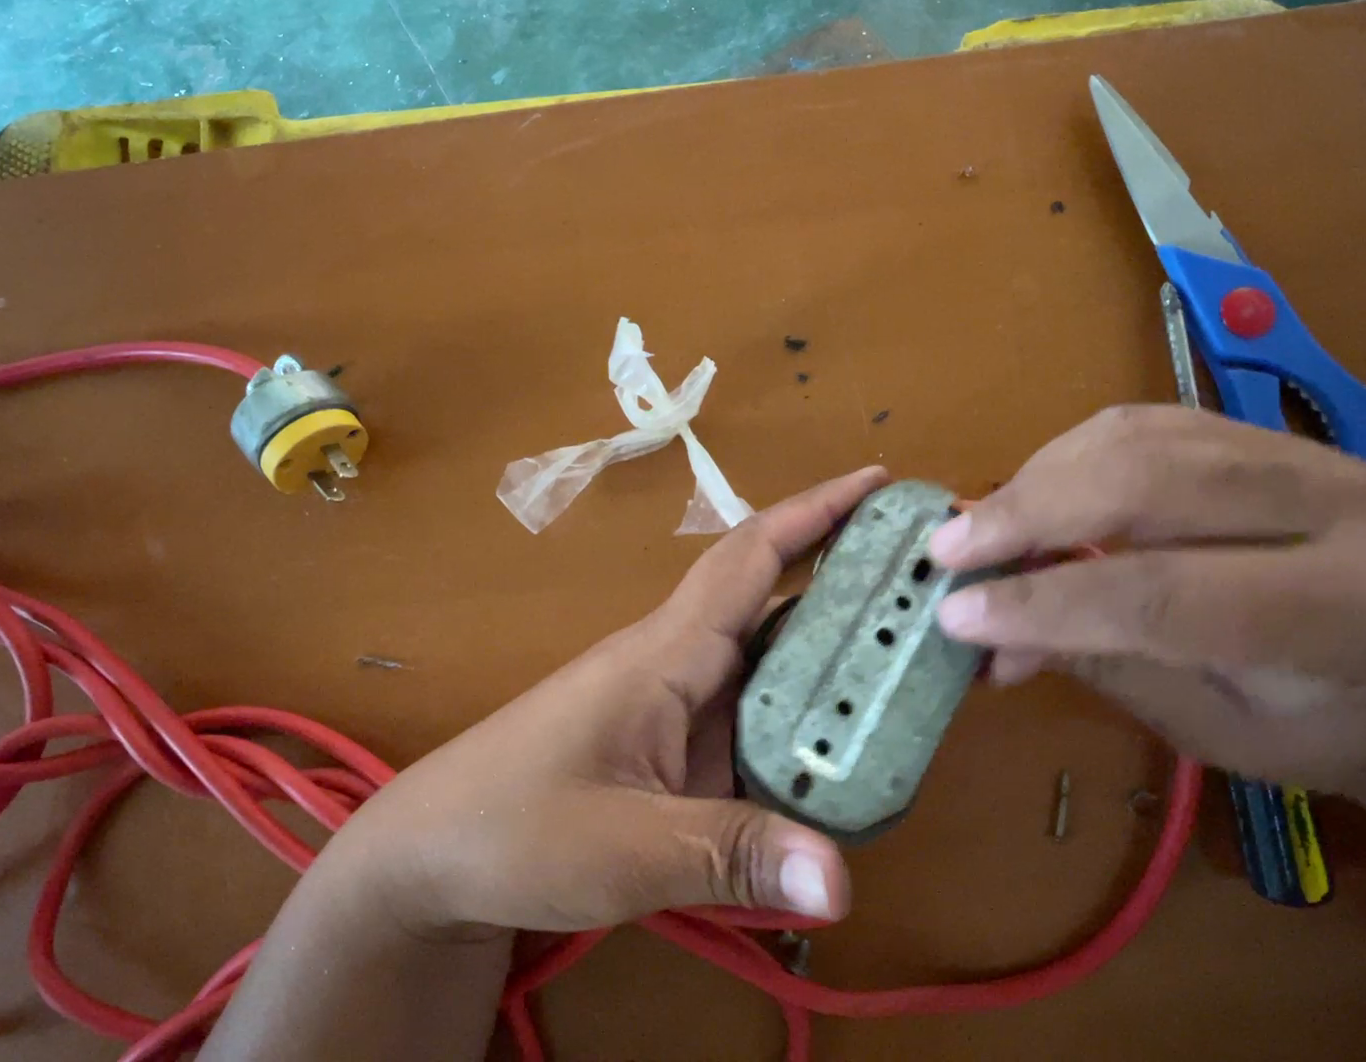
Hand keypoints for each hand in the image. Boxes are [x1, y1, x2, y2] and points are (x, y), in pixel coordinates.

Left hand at [328, 467, 888, 936]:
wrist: (428, 861)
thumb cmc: (510, 828)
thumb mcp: (624, 846)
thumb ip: (731, 855)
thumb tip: (846, 881)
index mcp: (664, 654)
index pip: (750, 558)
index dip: (815, 513)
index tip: (882, 484)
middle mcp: (678, 668)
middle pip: (777, 611)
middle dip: (852, 591)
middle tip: (936, 594)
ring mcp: (676, 713)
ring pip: (771, 672)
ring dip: (835, 665)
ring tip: (919, 670)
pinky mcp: (673, 758)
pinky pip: (754, 728)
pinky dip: (804, 730)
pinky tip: (847, 758)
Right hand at [928, 405, 1365, 794]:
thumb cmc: (1316, 731)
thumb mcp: (1212, 729)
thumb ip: (1102, 664)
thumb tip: (983, 636)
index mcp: (1359, 616)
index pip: (1168, 594)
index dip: (1048, 601)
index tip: (955, 614)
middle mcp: (1352, 511)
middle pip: (1154, 482)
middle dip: (1032, 512)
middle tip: (947, 550)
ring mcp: (1314, 454)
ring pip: (1142, 437)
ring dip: (1041, 479)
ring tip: (982, 529)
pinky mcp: (1270, 433)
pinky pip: (1147, 424)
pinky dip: (1070, 458)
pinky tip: (1033, 497)